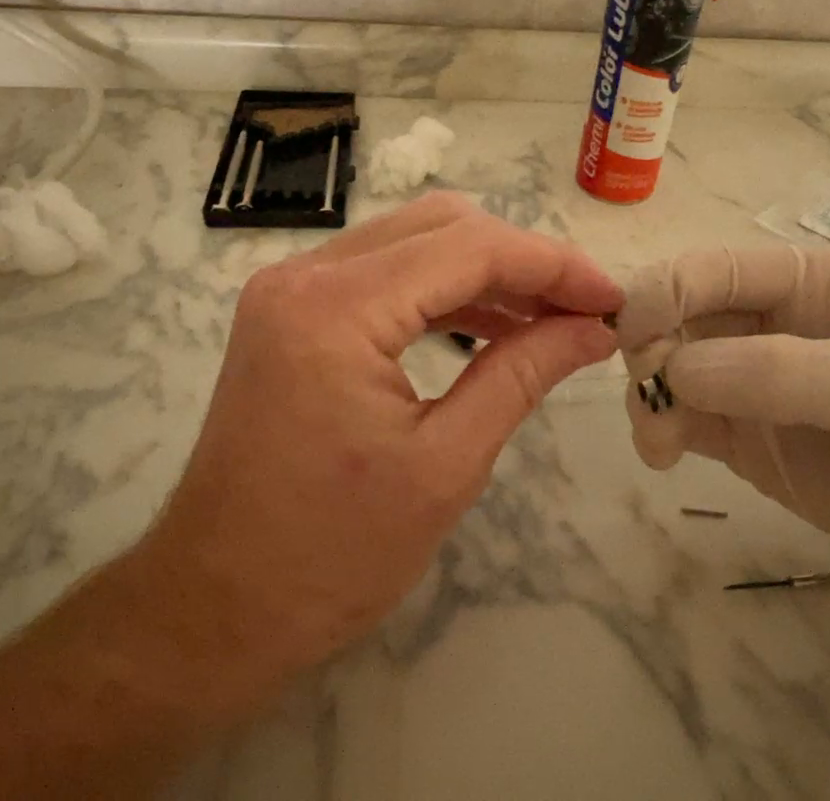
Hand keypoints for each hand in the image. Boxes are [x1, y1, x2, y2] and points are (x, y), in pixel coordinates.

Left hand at [136, 193, 621, 724]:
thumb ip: (521, 375)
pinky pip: (379, 277)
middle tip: (582, 311)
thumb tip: (592, 329)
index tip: (612, 298)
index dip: (554, 266)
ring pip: (410, 243)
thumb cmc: (332, 555)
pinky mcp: (287, 315)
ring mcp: (287, 291)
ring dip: (484, 272)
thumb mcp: (445, 465)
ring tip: (549, 321)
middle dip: (522, 260)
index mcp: (336, 309)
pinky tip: (489, 326)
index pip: (470, 247)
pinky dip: (439, 292)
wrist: (216, 604)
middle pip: (440, 226)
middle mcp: (304, 276)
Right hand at [616, 246, 829, 727]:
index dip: (665, 291)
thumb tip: (677, 370)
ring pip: (666, 366)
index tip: (633, 339)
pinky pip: (677, 415)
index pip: (716, 268)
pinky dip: (657, 428)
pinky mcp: (741, 433)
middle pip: (676, 314)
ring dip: (647, 395)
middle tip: (653, 404)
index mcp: (810, 282)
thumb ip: (785, 373)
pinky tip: (663, 455)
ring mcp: (750, 380)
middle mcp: (770, 321)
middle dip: (650, 351)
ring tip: (661, 444)